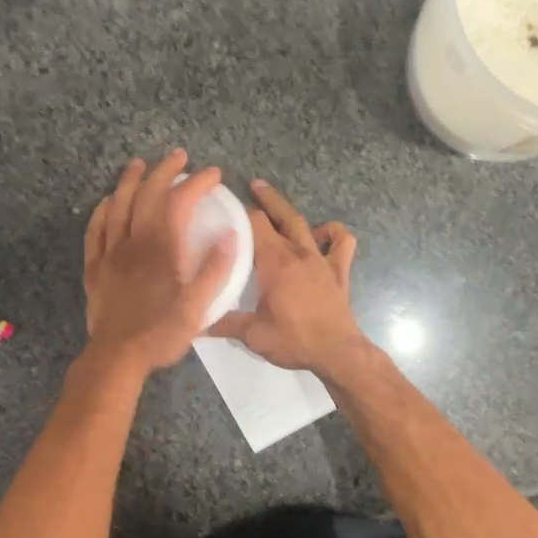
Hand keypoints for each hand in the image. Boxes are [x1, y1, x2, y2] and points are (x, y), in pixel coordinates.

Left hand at [83, 150, 236, 376]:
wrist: (117, 356)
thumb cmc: (160, 334)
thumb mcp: (197, 307)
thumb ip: (214, 270)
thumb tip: (231, 236)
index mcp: (162, 249)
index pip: (180, 202)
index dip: (197, 183)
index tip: (213, 174)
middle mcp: (134, 242)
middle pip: (147, 195)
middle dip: (164, 171)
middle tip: (178, 157)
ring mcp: (110, 253)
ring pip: (117, 206)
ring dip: (130, 181)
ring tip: (139, 165)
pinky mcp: (95, 268)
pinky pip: (95, 230)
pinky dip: (102, 210)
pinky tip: (107, 202)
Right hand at [207, 180, 366, 375]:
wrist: (337, 353)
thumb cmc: (294, 341)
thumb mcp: (253, 335)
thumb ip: (224, 324)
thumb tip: (195, 323)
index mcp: (275, 263)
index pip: (255, 225)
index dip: (240, 213)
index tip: (226, 207)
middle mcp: (298, 253)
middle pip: (280, 216)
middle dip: (265, 200)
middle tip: (253, 185)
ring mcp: (321, 259)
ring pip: (304, 224)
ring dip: (289, 211)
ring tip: (278, 204)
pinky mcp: (339, 271)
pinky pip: (341, 242)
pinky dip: (332, 233)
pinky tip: (322, 235)